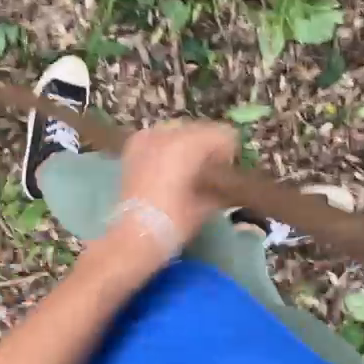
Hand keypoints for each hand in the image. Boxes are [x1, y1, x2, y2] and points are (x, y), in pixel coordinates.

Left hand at [115, 121, 238, 248]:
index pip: (221, 134)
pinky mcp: (132, 150)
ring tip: (190, 164)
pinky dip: (166, 145)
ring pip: (176, 130)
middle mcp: (166, 135)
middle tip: (213, 165)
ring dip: (187, 143)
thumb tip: (224, 182)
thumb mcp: (205, 205)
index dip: (230, 148)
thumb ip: (219, 186)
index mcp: (188, 146)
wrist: (135, 235)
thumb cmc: (174, 222)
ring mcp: (146, 140)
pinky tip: (169, 162)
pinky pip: (155, 136)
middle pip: (197, 129)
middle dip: (208, 144)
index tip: (231, 164)